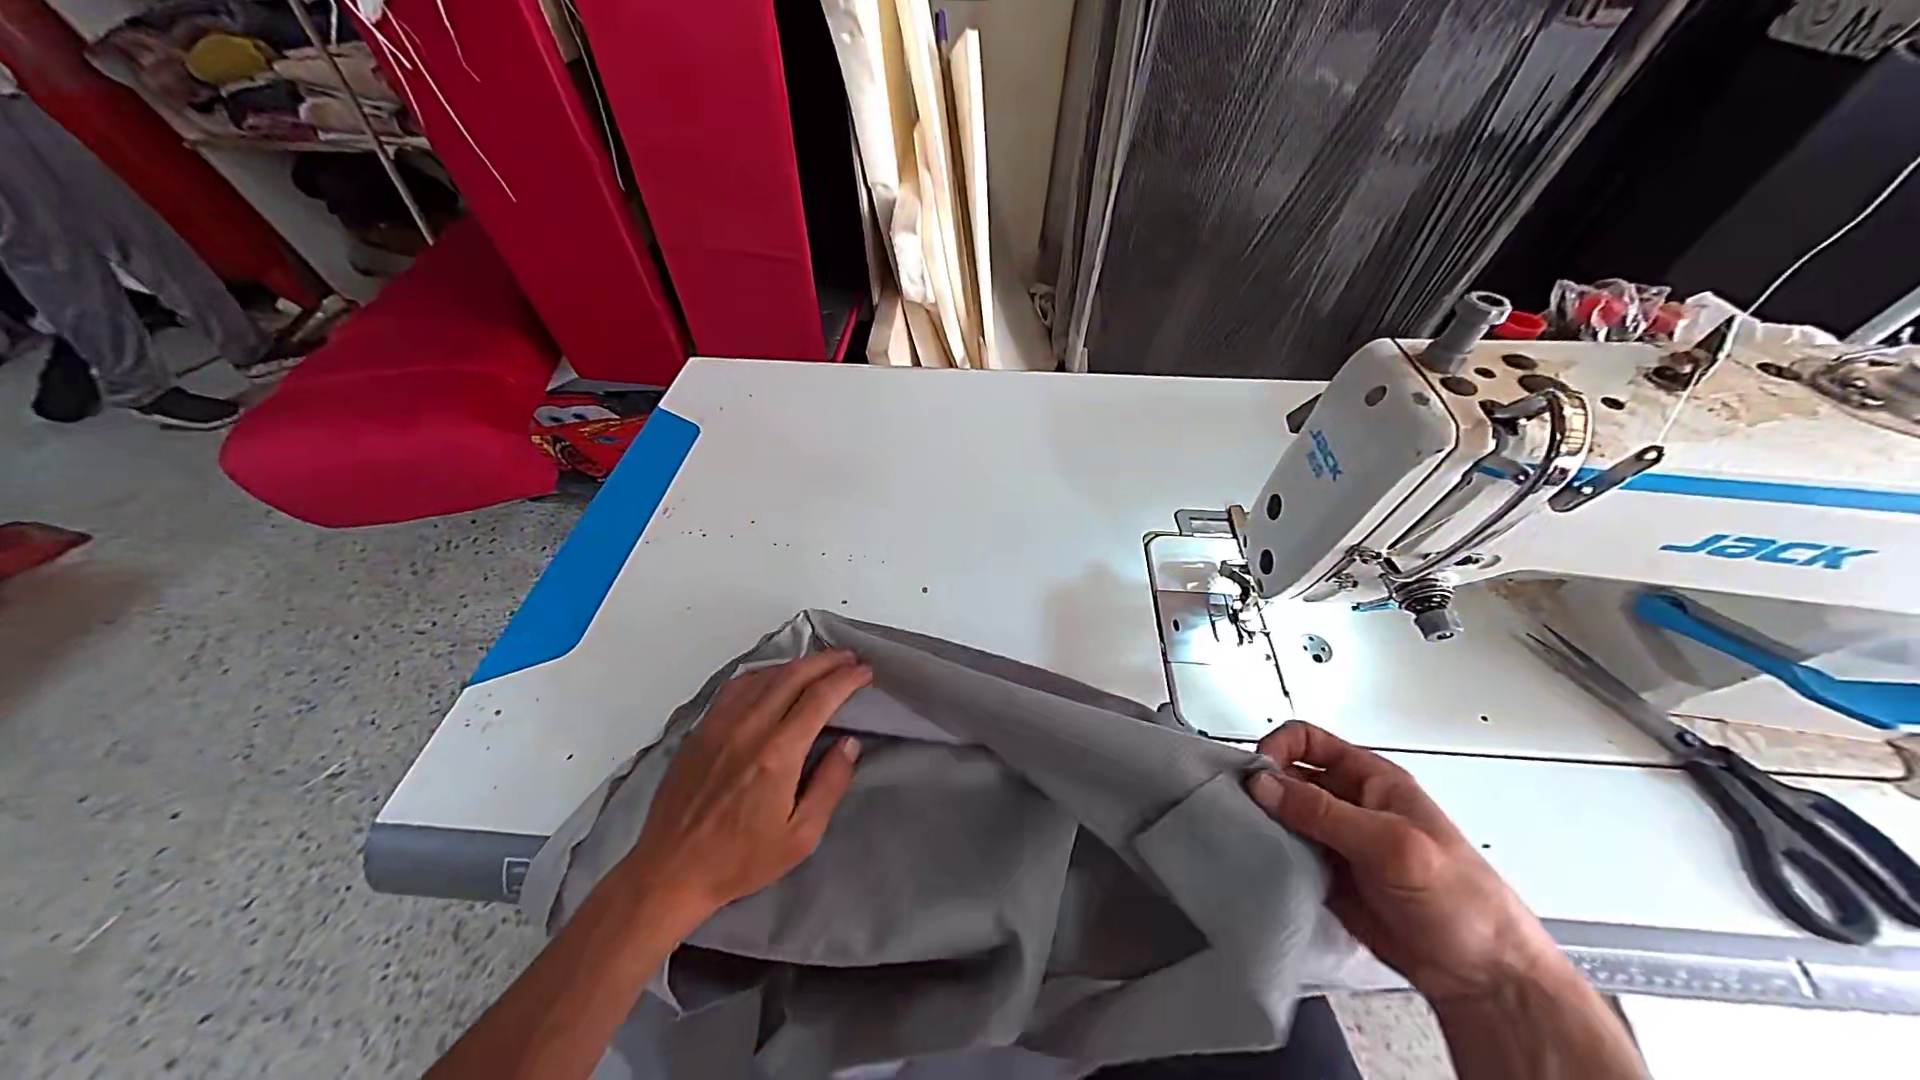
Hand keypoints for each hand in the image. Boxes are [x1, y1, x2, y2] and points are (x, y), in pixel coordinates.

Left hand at [618, 650, 870, 924]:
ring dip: (797, 663)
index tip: (865, 672)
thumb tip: (849, 743)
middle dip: (826, 661)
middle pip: (793, 675)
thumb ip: (830, 784)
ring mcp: (720, 724)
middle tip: (849, 657)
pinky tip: (773, 676)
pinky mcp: (701, 729)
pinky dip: (763, 672)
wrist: (671, 870)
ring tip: (819, 663)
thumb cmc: (741, 859)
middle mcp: (748, 728)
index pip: (819, 698)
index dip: (846, 679)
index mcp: (777, 754)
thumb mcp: (801, 836)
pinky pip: (736, 686)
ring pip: (764, 675)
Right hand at [1246, 721, 1567, 1003]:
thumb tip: (1265, 783)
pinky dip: (1269, 855)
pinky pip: (1285, 852)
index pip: (1308, 741)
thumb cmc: (1464, 903)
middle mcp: (1349, 804)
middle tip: (1246, 808)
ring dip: (1264, 822)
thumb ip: (1325, 812)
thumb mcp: (1392, 845)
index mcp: (1371, 780)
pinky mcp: (1326, 875)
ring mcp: (1336, 840)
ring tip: (1253, 838)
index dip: (1279, 748)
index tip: (1258, 773)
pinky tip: (1266, 864)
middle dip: (1264, 787)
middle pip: (1288, 776)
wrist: (1482, 978)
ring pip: (1281, 814)